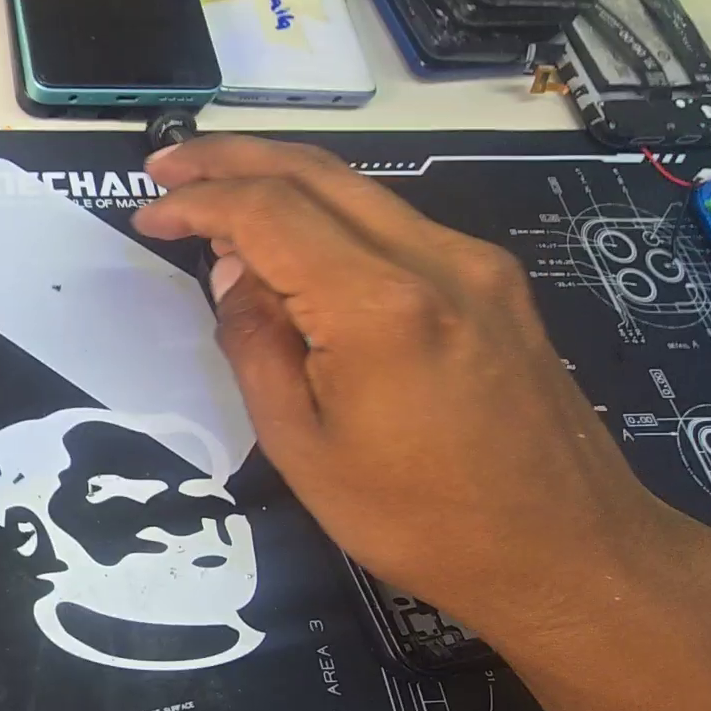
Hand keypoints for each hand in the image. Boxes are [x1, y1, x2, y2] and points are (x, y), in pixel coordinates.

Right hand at [132, 135, 710, 638]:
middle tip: (164, 164)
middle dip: (229, 159)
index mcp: (377, 307)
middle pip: (316, 174)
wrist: (565, 551)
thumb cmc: (410, 514)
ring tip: (207, 193)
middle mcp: (434, 260)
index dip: (198, 203)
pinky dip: (319, 216)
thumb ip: (256, 344)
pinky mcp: (487, 282)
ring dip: (274, 179)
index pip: (269, 215)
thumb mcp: (297, 442)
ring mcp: (471, 265)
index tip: (145, 215)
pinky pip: (385, 224)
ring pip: (355, 190)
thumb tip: (233, 273)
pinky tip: (282, 244)